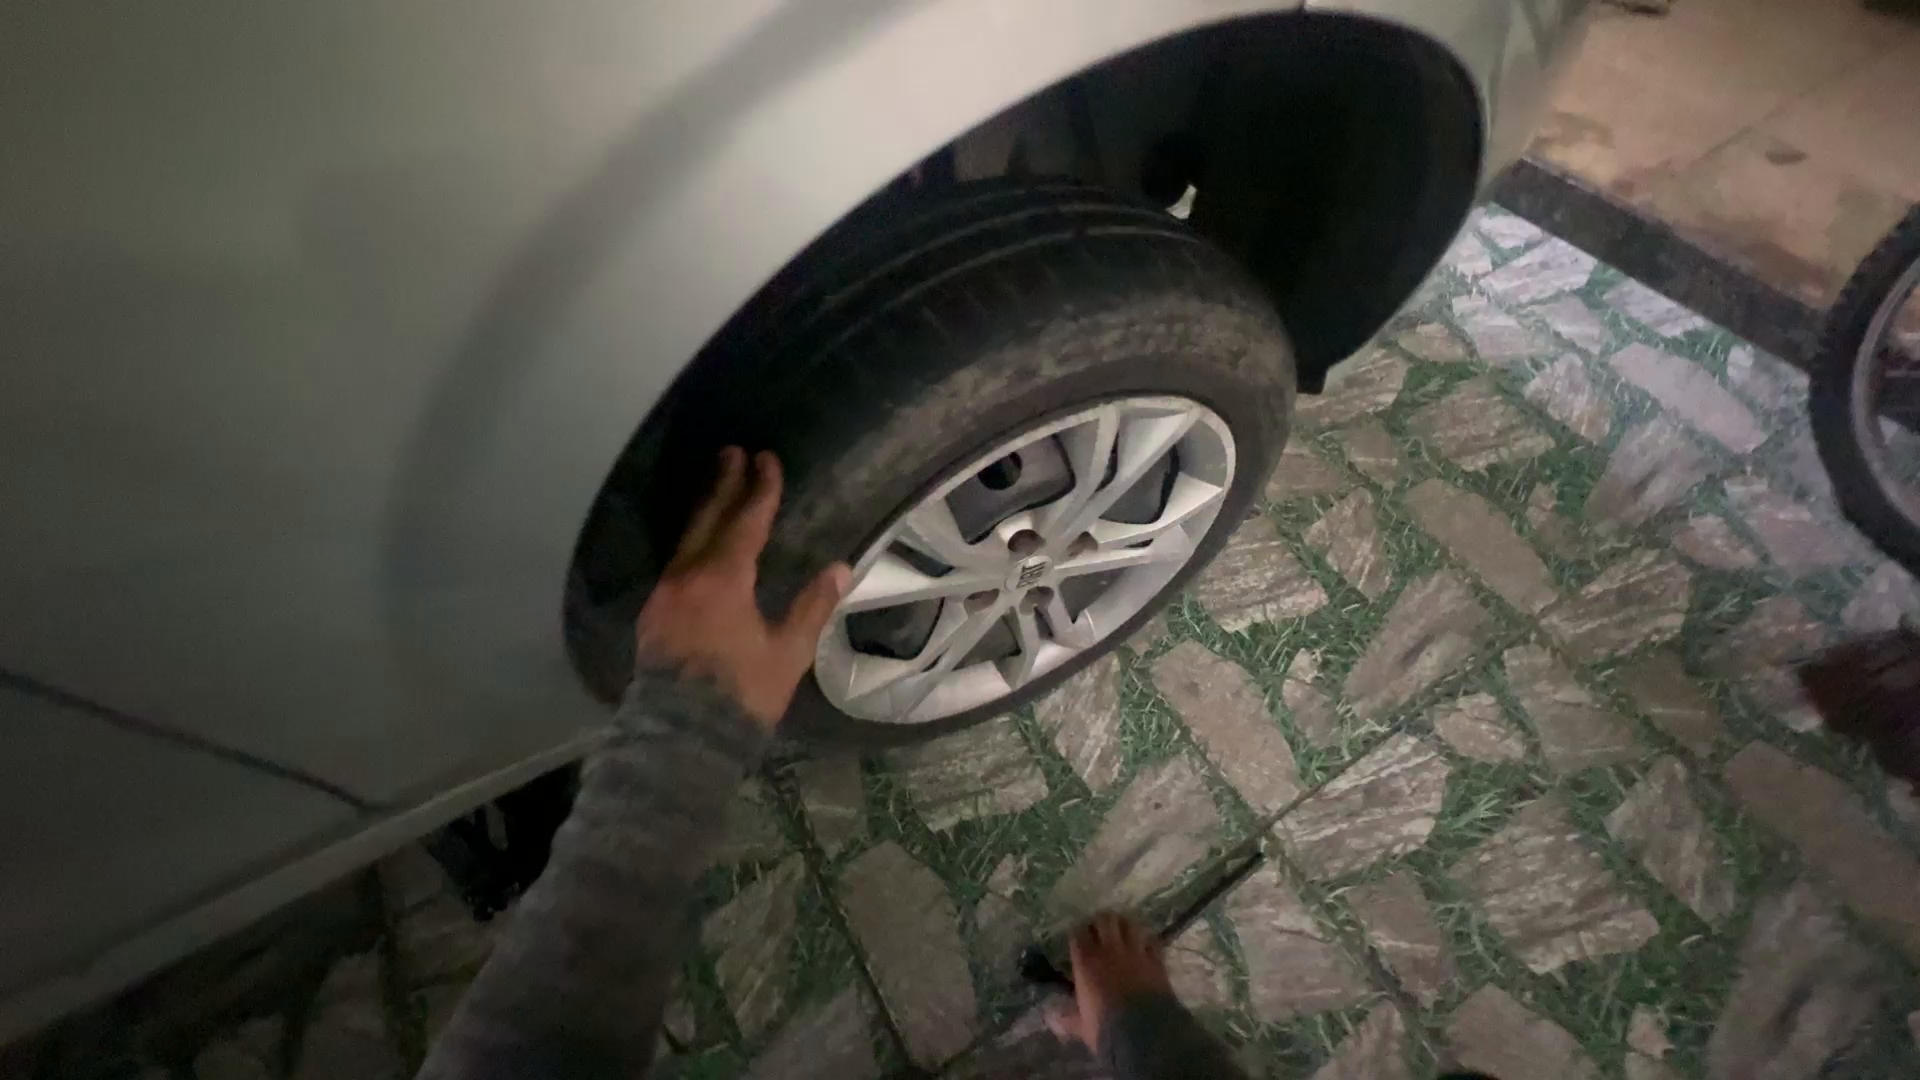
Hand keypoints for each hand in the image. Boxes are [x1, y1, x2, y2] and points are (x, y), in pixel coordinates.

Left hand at [634, 447, 850, 729]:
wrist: (681, 738)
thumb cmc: (742, 694)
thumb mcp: (788, 652)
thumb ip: (813, 606)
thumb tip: (841, 568)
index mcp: (723, 581)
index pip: (745, 523)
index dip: (759, 490)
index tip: (767, 460)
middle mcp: (687, 578)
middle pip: (707, 520)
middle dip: (723, 485)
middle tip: (732, 452)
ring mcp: (665, 596)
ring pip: (687, 541)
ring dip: (705, 511)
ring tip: (718, 487)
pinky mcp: (654, 616)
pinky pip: (676, 564)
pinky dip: (693, 543)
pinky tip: (700, 545)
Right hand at [1045, 913, 1172, 1050]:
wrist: (1144, 1034)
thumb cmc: (1106, 1029)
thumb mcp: (1082, 1026)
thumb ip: (1067, 1019)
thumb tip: (1050, 1018)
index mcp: (1086, 961)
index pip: (1078, 933)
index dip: (1078, 932)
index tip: (1078, 937)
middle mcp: (1109, 950)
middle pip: (1104, 920)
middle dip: (1101, 922)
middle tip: (1100, 930)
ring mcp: (1134, 952)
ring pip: (1128, 924)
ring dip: (1124, 925)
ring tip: (1122, 931)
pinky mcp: (1155, 961)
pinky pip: (1151, 942)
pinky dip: (1146, 942)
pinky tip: (1144, 947)